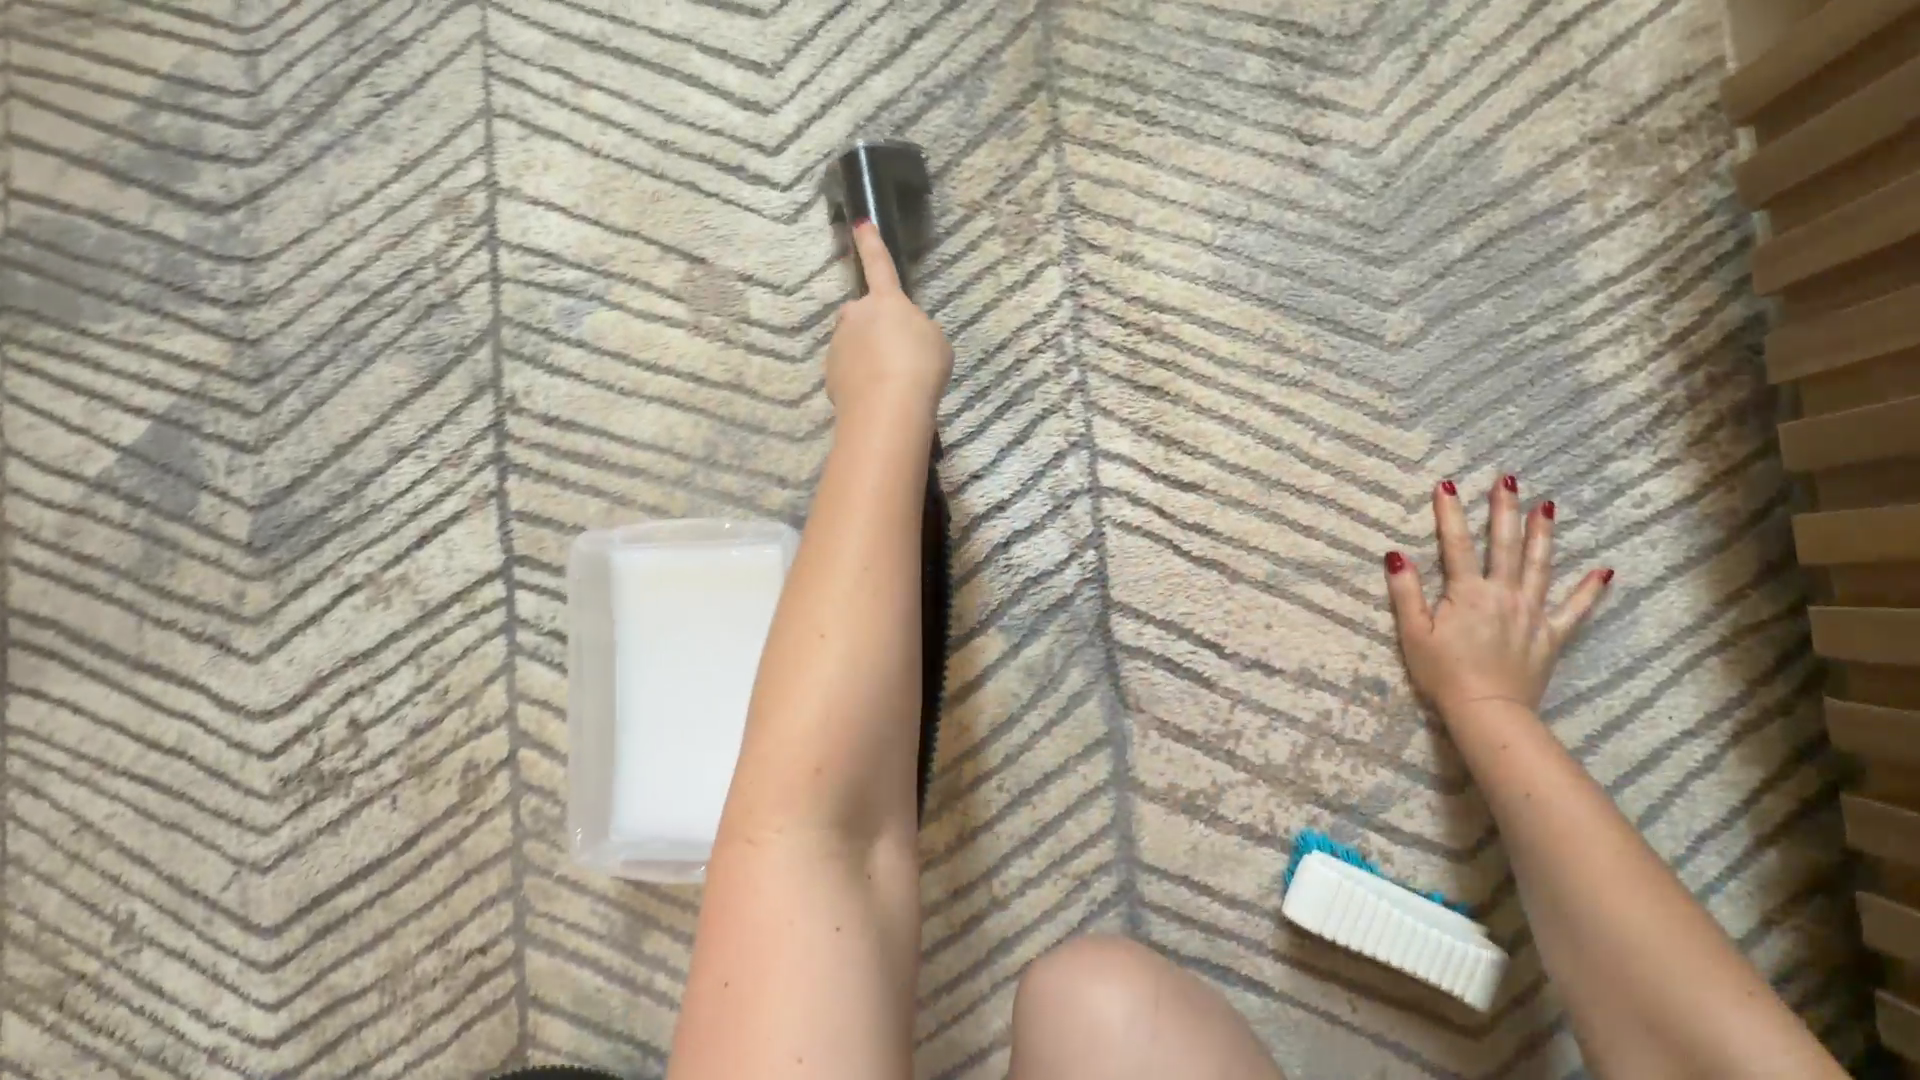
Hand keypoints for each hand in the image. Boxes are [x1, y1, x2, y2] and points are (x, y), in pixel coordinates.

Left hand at [825, 222, 952, 425]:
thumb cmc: (920, 367)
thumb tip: (900, 339)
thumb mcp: (934, 341)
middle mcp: (855, 316)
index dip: (872, 243)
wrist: (888, 408)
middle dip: (873, 328)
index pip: (879, 265)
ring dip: (868, 359)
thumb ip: (915, 330)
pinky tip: (877, 399)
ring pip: (855, 346)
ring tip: (890, 383)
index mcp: (885, 301)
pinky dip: (861, 383)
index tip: (861, 223)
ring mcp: (838, 346)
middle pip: (863, 315)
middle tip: (896, 354)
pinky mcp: (830, 376)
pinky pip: (849, 373)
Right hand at [1384, 475, 1611, 719]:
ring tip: (1546, 506)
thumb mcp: (1413, 633)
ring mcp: (1531, 612)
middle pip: (1505, 544)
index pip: (1455, 544)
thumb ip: (1406, 593)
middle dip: (1504, 510)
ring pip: (1540, 565)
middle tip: (1508, 479)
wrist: (1487, 709)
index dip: (1450, 513)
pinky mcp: (1550, 635)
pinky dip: (1590, 589)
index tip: (1446, 485)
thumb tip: (1395, 555)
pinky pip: (1575, 609)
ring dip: (1542, 534)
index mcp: (1467, 593)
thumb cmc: (1443, 673)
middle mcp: (1503, 594)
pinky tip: (1605, 571)